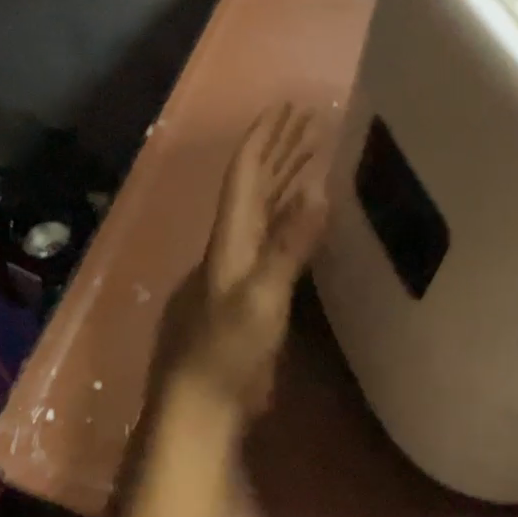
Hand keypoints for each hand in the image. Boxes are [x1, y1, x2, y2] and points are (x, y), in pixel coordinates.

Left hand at [178, 103, 327, 413]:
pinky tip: (303, 216)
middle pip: (254, 186)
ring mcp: (237, 270)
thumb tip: (318, 191)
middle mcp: (230, 245)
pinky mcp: (248, 294)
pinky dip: (288, 217)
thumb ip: (289, 247)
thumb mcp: (261, 299)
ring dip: (284, 179)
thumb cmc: (226, 354)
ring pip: (262, 211)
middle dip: (280, 150)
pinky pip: (271, 239)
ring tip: (311, 154)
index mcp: (228, 239)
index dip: (265, 138)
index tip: (287, 107)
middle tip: (309, 120)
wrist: (199, 408)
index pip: (244, 174)